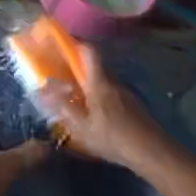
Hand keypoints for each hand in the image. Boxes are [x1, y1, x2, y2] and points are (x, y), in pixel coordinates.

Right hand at [43, 44, 170, 171]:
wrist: (153, 153)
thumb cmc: (114, 139)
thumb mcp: (83, 127)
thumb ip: (63, 107)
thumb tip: (43, 88)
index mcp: (100, 84)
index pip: (89, 52)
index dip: (76, 43)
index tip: (62, 44)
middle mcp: (114, 83)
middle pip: (95, 67)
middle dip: (78, 68)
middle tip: (62, 77)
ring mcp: (126, 93)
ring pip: (103, 81)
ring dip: (89, 85)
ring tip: (76, 99)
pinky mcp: (133, 105)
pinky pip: (112, 93)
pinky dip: (100, 96)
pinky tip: (95, 115)